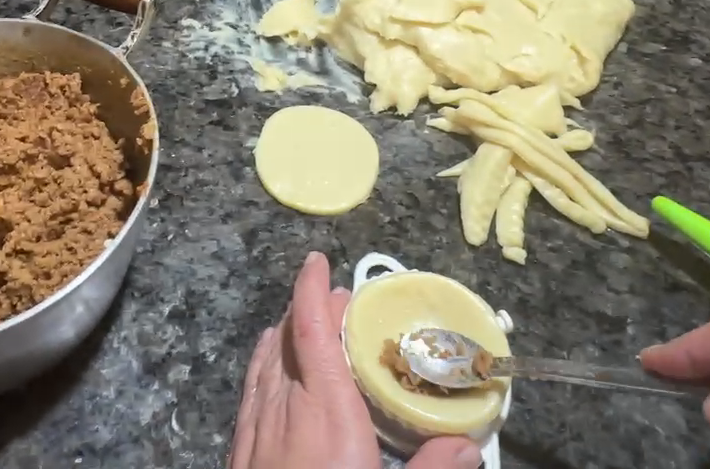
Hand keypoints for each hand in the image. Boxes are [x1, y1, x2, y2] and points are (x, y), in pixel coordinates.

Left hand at [231, 251, 481, 468]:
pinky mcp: (241, 454)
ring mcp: (256, 432)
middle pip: (286, 338)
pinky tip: (274, 375)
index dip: (311, 289)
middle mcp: (283, 409)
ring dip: (286, 333)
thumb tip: (468, 446)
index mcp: (323, 412)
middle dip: (308, 309)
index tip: (318, 261)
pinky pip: (252, 392)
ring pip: (264, 361)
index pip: (310, 330)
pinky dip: (267, 366)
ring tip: (306, 324)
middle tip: (339, 300)